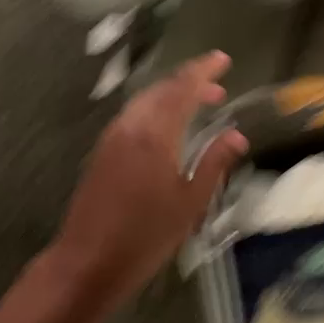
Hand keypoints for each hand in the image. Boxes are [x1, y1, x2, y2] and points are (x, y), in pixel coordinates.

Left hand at [49, 52, 248, 303]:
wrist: (86, 263)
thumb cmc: (145, 236)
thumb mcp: (190, 204)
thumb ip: (214, 163)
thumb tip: (237, 135)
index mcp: (154, 133)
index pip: (183, 88)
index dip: (204, 70)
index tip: (223, 59)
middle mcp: (130, 125)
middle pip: (162, 89)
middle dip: (190, 83)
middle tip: (218, 90)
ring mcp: (112, 137)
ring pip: (145, 101)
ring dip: (171, 96)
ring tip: (197, 108)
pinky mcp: (102, 152)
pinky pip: (133, 116)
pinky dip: (155, 111)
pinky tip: (168, 131)